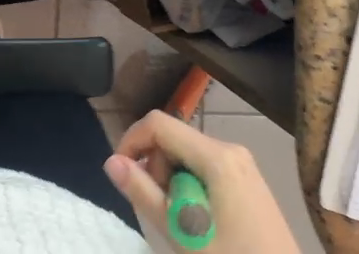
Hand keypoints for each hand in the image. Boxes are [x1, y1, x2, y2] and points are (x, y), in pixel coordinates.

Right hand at [104, 110, 303, 253]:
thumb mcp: (184, 235)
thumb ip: (145, 195)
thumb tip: (111, 162)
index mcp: (216, 156)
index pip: (158, 124)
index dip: (131, 142)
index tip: (122, 177)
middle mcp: (230, 149)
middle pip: (173, 139)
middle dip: (156, 169)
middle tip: (161, 212)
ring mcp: (242, 163)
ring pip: (187, 155)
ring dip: (172, 181)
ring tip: (182, 222)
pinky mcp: (247, 179)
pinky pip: (204, 168)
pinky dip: (190, 187)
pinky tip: (198, 220)